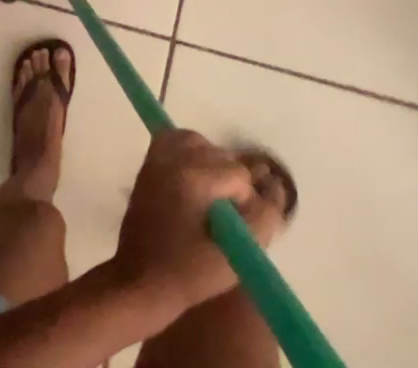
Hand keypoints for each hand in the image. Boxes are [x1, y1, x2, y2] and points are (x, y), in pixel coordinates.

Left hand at [112, 130, 287, 313]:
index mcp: (194, 178)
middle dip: (231, 182)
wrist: (143, 278)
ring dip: (212, 164)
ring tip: (214, 195)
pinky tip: (196, 176)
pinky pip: (173, 140)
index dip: (246, 201)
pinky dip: (189, 151)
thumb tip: (274, 188)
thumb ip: (264, 217)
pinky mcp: (148, 165)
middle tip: (226, 214)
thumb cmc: (191, 271)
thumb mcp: (238, 251)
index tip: (235, 225)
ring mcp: (157, 160)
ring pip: (199, 143)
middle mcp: (173, 159)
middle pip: (221, 155)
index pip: (239, 175)